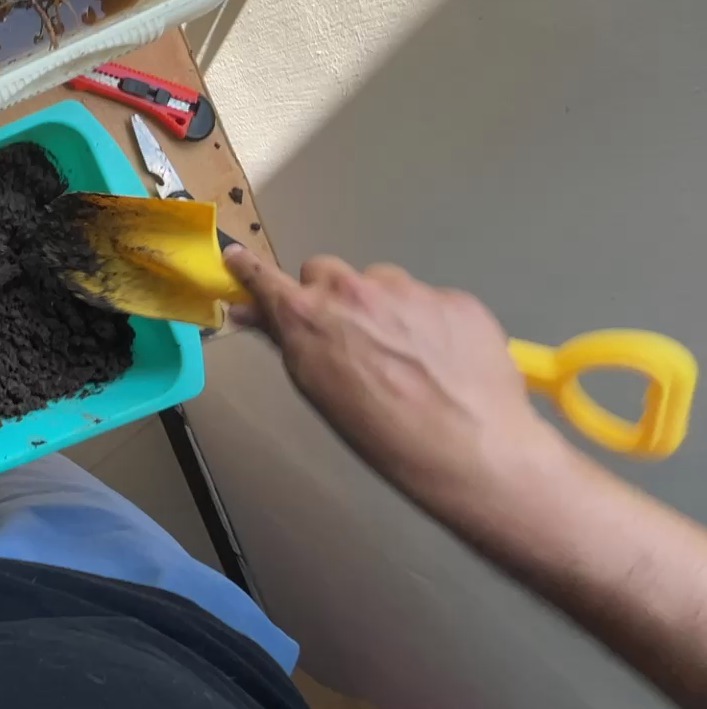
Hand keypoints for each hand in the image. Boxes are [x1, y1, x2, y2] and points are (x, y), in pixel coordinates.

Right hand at [223, 246, 570, 511]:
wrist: (471, 450)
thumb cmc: (375, 428)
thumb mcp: (312, 382)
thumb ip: (282, 337)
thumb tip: (250, 312)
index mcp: (306, 313)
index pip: (262, 276)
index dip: (247, 268)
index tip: (236, 258)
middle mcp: (350, 290)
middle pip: (326, 271)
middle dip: (330, 293)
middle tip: (348, 330)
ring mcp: (407, 291)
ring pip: (381, 282)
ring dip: (382, 304)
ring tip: (406, 348)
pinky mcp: (456, 299)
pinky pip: (430, 298)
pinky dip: (430, 319)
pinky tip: (442, 355)